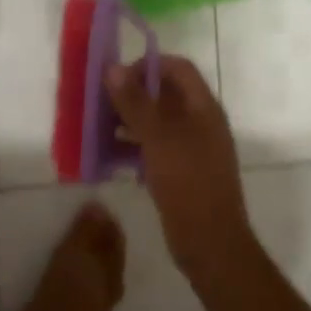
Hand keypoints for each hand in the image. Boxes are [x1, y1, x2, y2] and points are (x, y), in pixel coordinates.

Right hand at [104, 55, 252, 278]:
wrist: (211, 244)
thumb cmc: (188, 183)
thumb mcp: (158, 139)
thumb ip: (135, 102)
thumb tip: (112, 67)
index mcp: (203, 107)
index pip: (177, 68)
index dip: (148, 66)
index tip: (117, 78)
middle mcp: (201, 123)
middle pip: (166, 94)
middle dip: (133, 94)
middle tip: (101, 102)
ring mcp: (193, 149)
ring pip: (158, 122)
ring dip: (130, 120)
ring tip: (99, 127)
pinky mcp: (182, 173)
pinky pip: (156, 148)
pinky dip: (135, 146)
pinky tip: (110, 155)